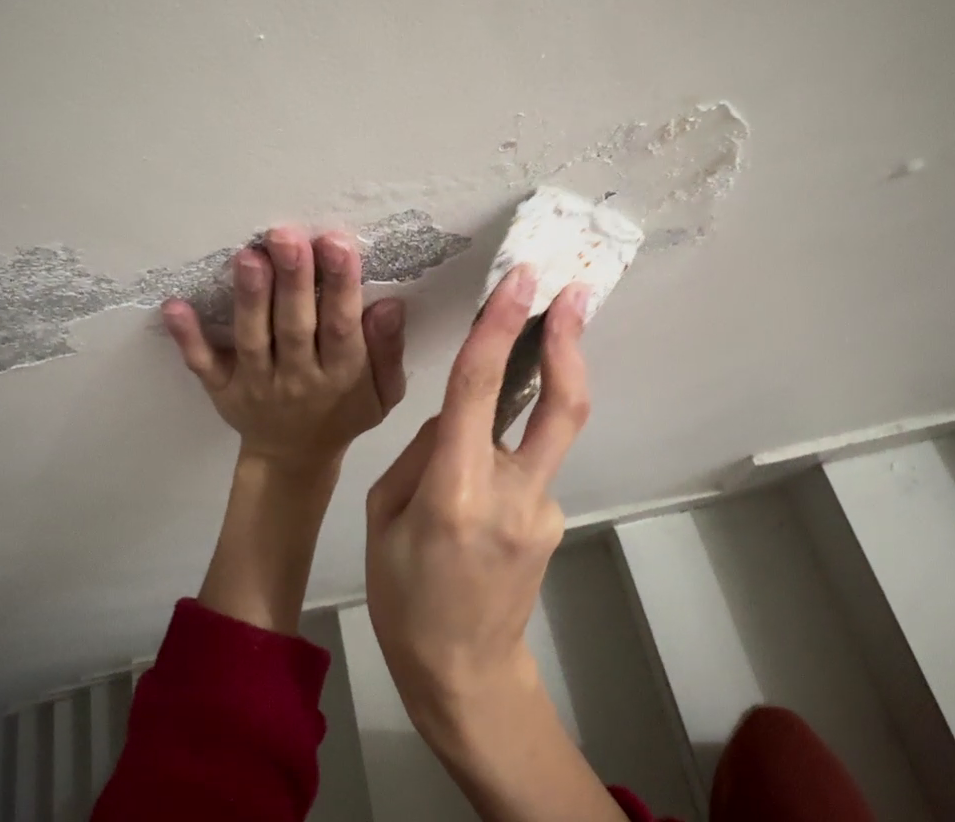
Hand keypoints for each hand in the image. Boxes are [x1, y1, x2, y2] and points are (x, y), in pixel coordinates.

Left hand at [163, 226, 407, 475]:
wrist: (294, 459)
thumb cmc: (345, 412)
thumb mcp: (383, 392)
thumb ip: (388, 350)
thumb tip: (390, 305)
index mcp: (341, 375)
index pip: (341, 326)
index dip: (340, 285)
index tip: (335, 243)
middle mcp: (297, 379)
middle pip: (295, 326)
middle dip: (292, 280)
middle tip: (285, 236)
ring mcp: (255, 385)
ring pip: (253, 339)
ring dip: (250, 298)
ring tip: (248, 256)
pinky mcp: (222, 389)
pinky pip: (203, 365)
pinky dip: (187, 338)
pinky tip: (174, 306)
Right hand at [364, 267, 622, 821]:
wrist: (464, 671)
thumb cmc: (404, 599)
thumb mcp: (381, 518)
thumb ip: (420, 454)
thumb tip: (455, 415)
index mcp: (453, 491)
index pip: (480, 388)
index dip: (502, 327)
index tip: (522, 282)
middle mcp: (510, 494)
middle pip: (560, 405)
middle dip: (570, 341)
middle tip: (573, 293)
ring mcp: (543, 511)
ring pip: (539, 434)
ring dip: (526, 401)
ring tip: (479, 436)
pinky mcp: (554, 521)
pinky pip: (527, 469)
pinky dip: (502, 460)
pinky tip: (475, 505)